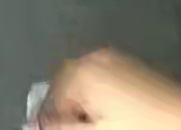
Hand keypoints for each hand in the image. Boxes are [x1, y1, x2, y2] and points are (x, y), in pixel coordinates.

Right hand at [41, 50, 180, 129]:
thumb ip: (58, 128)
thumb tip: (32, 125)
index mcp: (85, 67)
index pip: (47, 97)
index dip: (48, 124)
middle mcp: (102, 57)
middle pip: (70, 91)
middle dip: (70, 117)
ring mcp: (128, 65)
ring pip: (94, 95)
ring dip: (90, 117)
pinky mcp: (148, 80)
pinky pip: (114, 95)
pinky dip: (111, 114)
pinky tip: (125, 128)